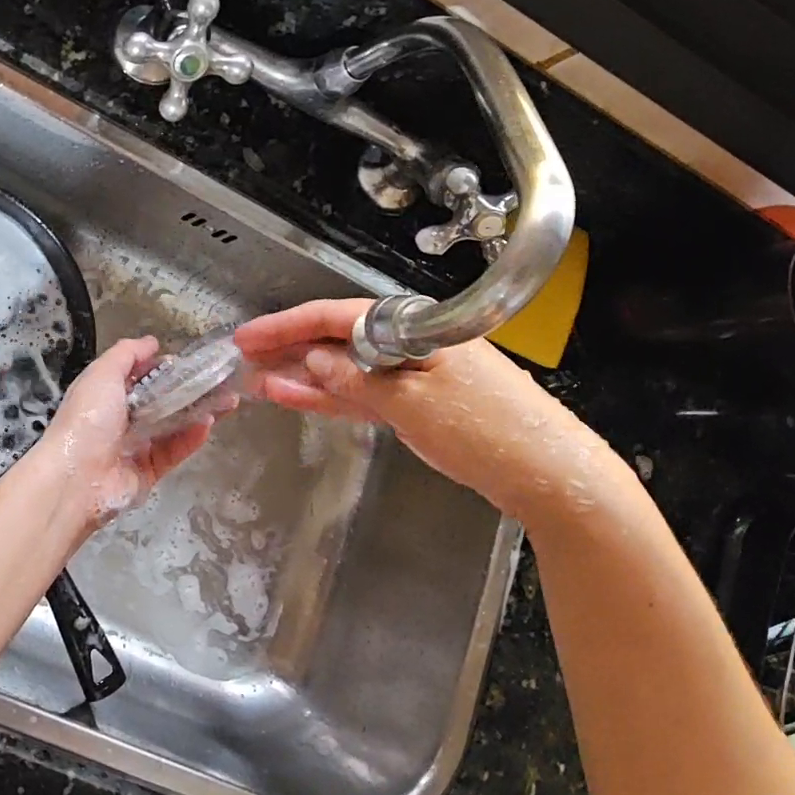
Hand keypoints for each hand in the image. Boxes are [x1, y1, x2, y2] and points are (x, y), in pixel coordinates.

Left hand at [28, 336, 228, 526]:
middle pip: (160, 401)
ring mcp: (135, 446)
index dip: (162, 367)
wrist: (76, 477)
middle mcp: (119, 419)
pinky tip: (209, 423)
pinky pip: (174, 452)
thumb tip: (152, 342)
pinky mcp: (148, 472)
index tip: (189, 360)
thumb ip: (127, 354)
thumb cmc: (88, 418)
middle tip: (220, 380)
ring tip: (227, 399)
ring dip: (198, 412)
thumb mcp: (102, 373)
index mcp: (105, 393)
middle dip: (188, 390)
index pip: (138, 376)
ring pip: (172, 426)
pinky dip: (191, 438)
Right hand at [233, 299, 626, 523]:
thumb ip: (357, 379)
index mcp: (415, 328)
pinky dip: (328, 398)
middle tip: (242, 357)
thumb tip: (313, 360)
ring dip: (301, 375)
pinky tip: (292, 398)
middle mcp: (409, 346)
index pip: (338, 316)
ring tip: (255, 379)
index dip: (288, 325)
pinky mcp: (413, 409)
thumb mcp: (414, 403)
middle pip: (337, 339)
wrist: (552, 479)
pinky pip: (360, 397)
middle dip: (288, 348)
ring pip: (344, 371)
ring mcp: (411, 379)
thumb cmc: (489, 430)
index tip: (249, 336)